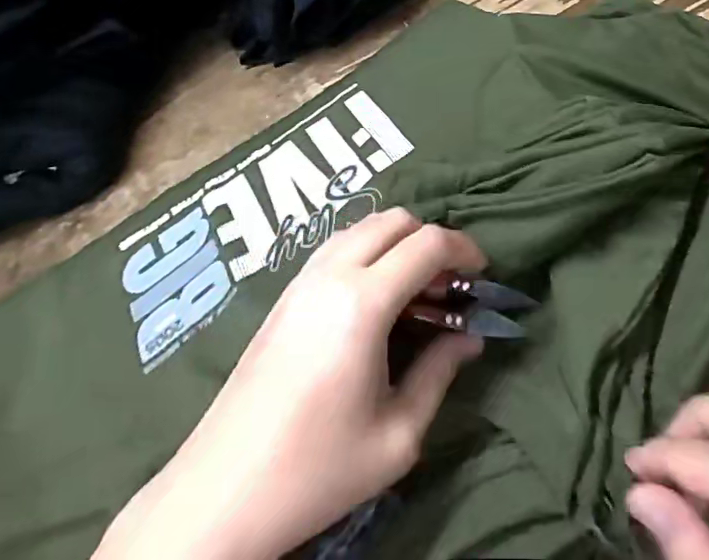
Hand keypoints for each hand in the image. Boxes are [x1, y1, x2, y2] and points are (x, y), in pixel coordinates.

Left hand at [95, 209, 486, 559]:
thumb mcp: (398, 434)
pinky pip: (335, 248)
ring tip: (415, 293)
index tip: (482, 274)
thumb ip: (440, 372)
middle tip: (449, 286)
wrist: (225, 488)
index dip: (464, 248)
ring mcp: (300, 280)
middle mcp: (330, 274)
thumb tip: (470, 337)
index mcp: (362, 303)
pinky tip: (375, 301)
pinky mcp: (283, 294)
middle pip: (393, 220)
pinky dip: (367, 252)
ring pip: (361, 228)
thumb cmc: (319, 467)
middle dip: (431, 240)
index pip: (426, 243)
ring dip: (397, 243)